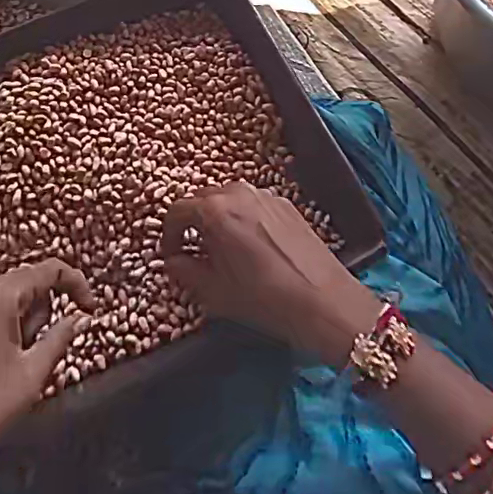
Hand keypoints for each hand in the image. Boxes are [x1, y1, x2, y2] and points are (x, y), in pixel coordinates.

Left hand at [0, 260, 94, 493]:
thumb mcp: (33, 372)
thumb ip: (61, 336)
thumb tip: (80, 318)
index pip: (49, 269)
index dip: (77, 284)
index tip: (90, 310)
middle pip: (30, 283)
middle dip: (47, 310)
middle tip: (43, 352)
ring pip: (12, 301)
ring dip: (28, 324)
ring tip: (20, 367)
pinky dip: (9, 331)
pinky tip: (3, 368)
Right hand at [160, 182, 379, 366]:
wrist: (324, 301)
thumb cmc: (264, 298)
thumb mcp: (214, 292)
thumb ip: (185, 272)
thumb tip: (173, 261)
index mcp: (215, 209)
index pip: (177, 211)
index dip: (168, 235)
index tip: (171, 255)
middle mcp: (238, 192)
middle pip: (202, 199)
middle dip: (192, 223)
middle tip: (192, 252)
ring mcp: (265, 195)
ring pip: (229, 199)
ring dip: (218, 218)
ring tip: (222, 249)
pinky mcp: (286, 204)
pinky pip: (253, 204)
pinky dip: (243, 218)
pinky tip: (251, 246)